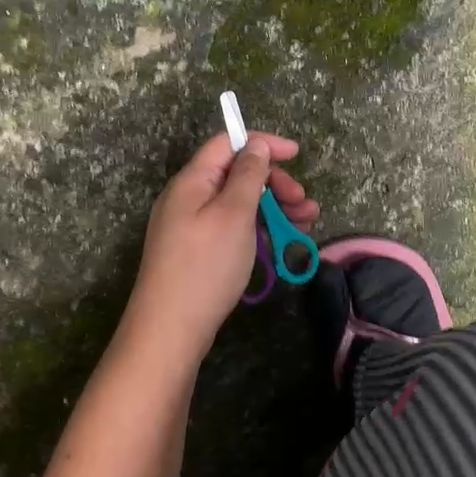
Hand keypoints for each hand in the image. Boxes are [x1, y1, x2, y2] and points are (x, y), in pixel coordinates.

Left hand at [126, 132, 317, 355]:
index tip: (297, 154)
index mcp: (192, 181)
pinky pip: (233, 226)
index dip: (262, 143)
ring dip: (274, 207)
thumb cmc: (205, 266)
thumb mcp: (234, 214)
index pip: (228, 144)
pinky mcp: (197, 251)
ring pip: (239, 203)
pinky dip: (259, 227)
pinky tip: (282, 241)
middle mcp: (188, 198)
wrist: (168, 332)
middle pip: (236, 174)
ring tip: (307, 223)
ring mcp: (191, 226)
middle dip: (275, 182)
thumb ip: (248, 174)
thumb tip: (255, 144)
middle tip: (303, 202)